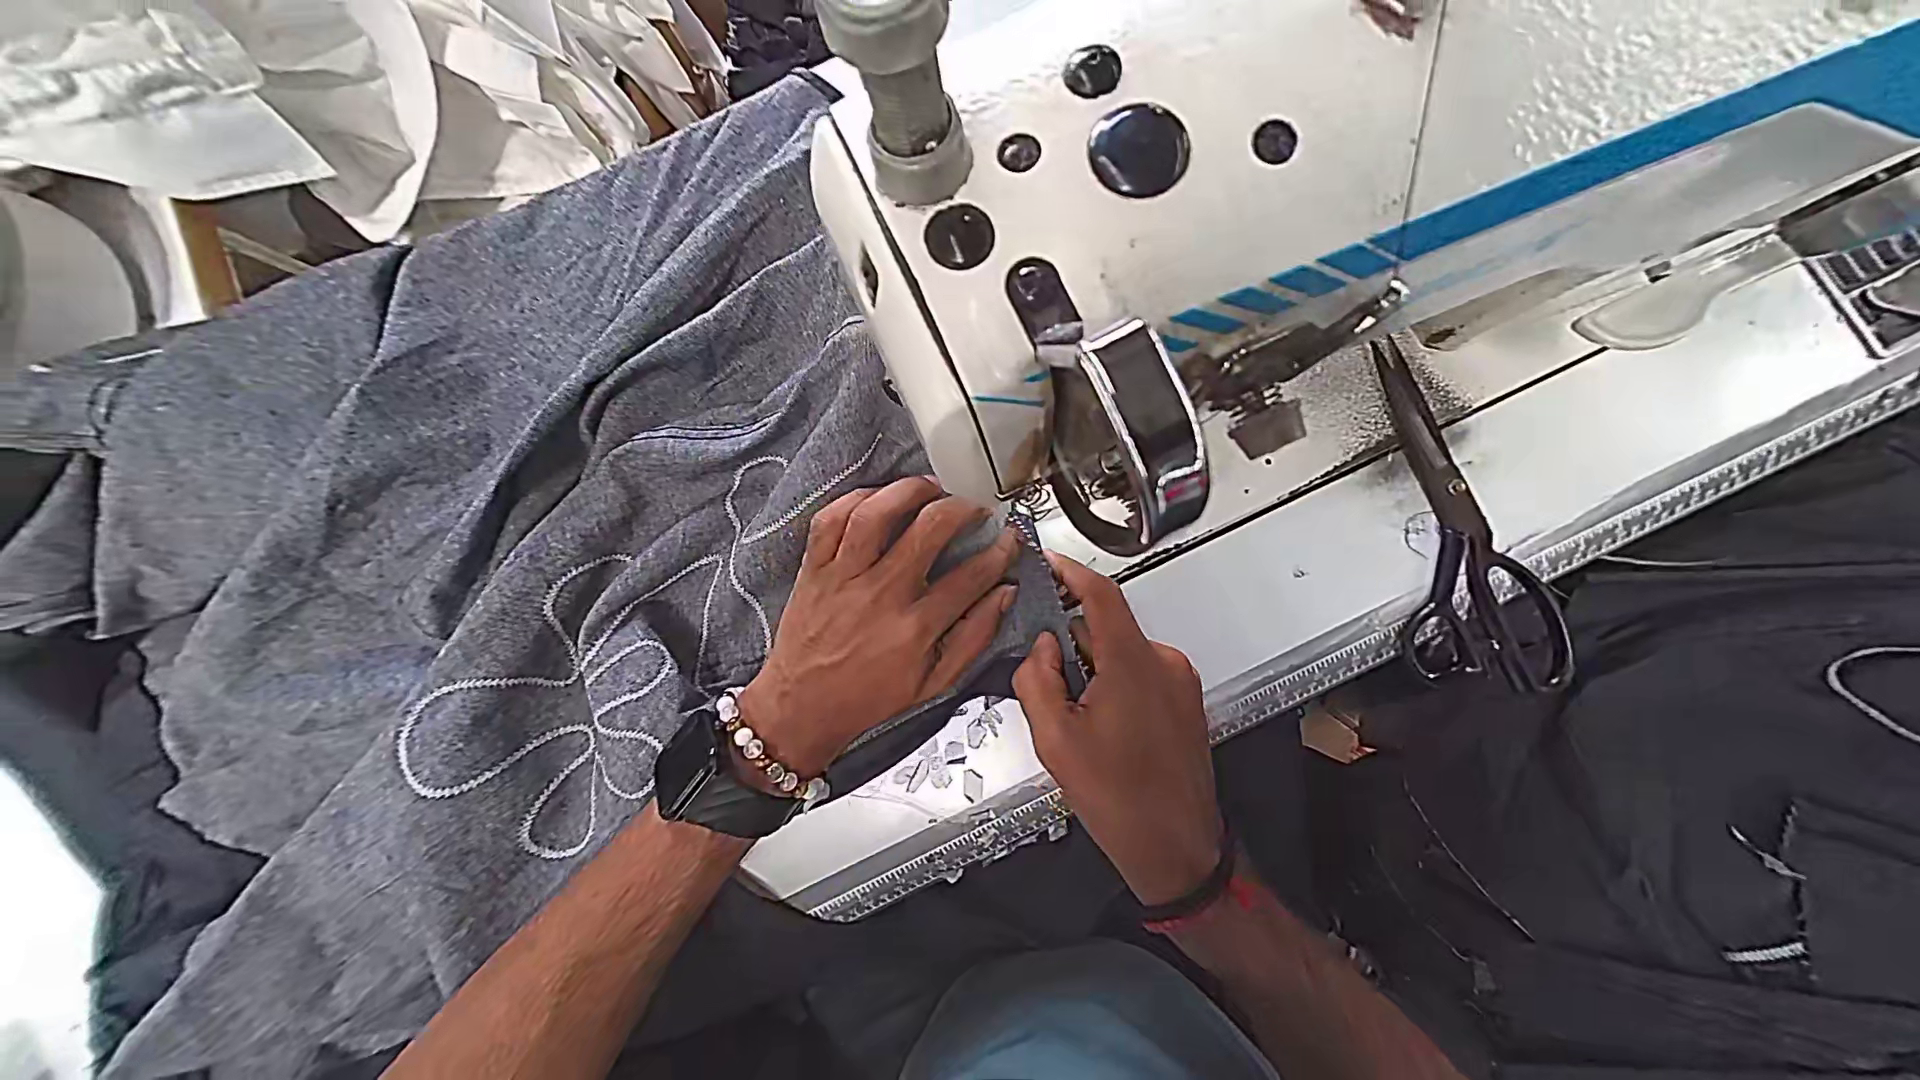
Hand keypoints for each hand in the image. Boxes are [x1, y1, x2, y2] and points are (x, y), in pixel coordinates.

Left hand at [738, 476, 1019, 778]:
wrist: (803, 708)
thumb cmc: (866, 698)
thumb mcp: (933, 683)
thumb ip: (974, 638)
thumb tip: (1003, 597)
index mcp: (914, 628)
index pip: (971, 575)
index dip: (999, 551)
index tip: (1008, 540)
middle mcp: (880, 596)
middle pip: (928, 529)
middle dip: (961, 509)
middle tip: (971, 509)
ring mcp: (843, 579)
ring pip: (876, 514)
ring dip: (909, 491)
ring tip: (930, 489)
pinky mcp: (814, 570)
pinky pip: (830, 521)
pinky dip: (855, 499)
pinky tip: (877, 498)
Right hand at [1013, 553, 1220, 905]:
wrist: (1176, 846)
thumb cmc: (1126, 803)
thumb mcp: (1055, 740)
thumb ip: (1037, 679)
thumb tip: (1039, 649)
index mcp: (1132, 665)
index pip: (1101, 594)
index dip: (1071, 571)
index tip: (1051, 562)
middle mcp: (1163, 665)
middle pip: (1106, 626)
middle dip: (1070, 640)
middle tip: (1046, 671)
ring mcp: (1179, 682)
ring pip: (1121, 650)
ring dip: (1093, 665)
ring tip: (1078, 715)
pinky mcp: (1185, 699)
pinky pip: (1140, 670)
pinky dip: (1114, 680)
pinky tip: (1101, 722)